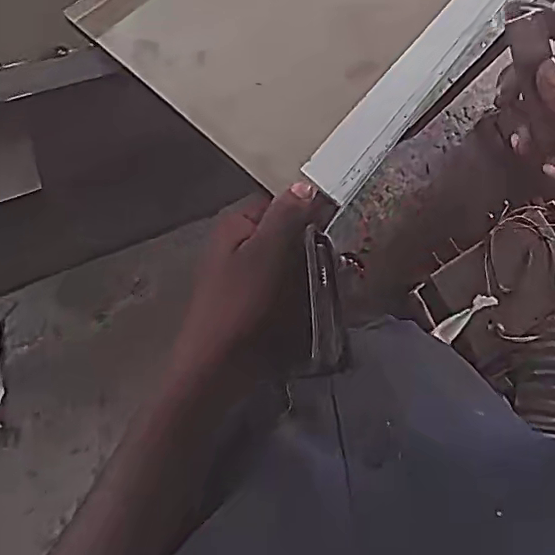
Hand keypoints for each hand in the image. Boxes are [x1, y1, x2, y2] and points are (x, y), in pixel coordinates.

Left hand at [169, 184, 321, 387]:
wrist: (215, 370)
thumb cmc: (241, 304)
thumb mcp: (267, 252)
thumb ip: (286, 215)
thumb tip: (306, 185)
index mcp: (236, 224)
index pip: (280, 201)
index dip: (308, 207)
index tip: (337, 217)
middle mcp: (235, 243)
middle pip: (284, 230)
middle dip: (310, 239)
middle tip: (339, 250)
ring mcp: (241, 274)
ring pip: (286, 258)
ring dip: (308, 265)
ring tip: (334, 274)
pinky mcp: (249, 301)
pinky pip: (282, 283)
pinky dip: (299, 287)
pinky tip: (315, 298)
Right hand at [501, 9, 554, 232]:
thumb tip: (547, 72)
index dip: (545, 21)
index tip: (516, 16)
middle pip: (543, 70)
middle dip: (523, 81)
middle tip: (513, 93)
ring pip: (533, 107)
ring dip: (525, 121)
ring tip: (531, 139)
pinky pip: (536, 141)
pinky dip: (534, 151)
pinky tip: (550, 163)